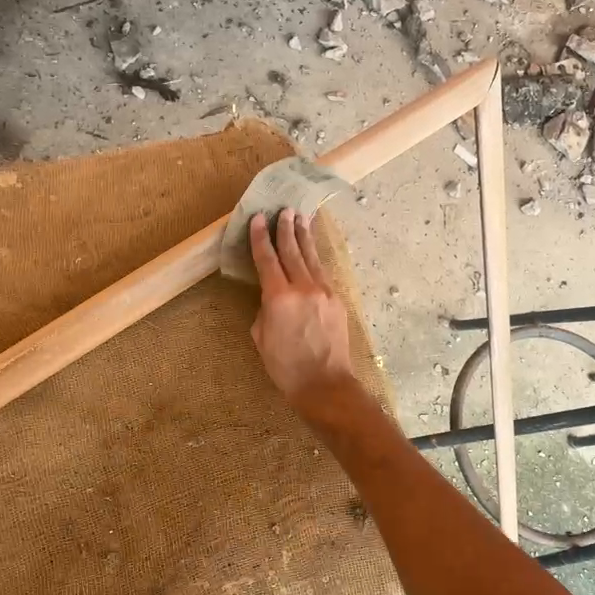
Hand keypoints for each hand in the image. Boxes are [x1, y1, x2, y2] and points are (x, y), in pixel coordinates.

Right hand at [248, 209, 354, 405]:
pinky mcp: (336, 300)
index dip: (260, 238)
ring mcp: (323, 291)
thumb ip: (265, 311)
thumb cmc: (286, 367)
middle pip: (292, 250)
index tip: (258, 218)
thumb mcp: (262, 338)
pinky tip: (313, 250)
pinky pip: (323, 272)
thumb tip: (272, 300)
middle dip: (285, 229)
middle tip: (283, 210)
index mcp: (278, 297)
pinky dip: (315, 257)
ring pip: (311, 257)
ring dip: (304, 236)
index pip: (267, 259)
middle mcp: (302, 287)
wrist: (325, 384)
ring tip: (300, 218)